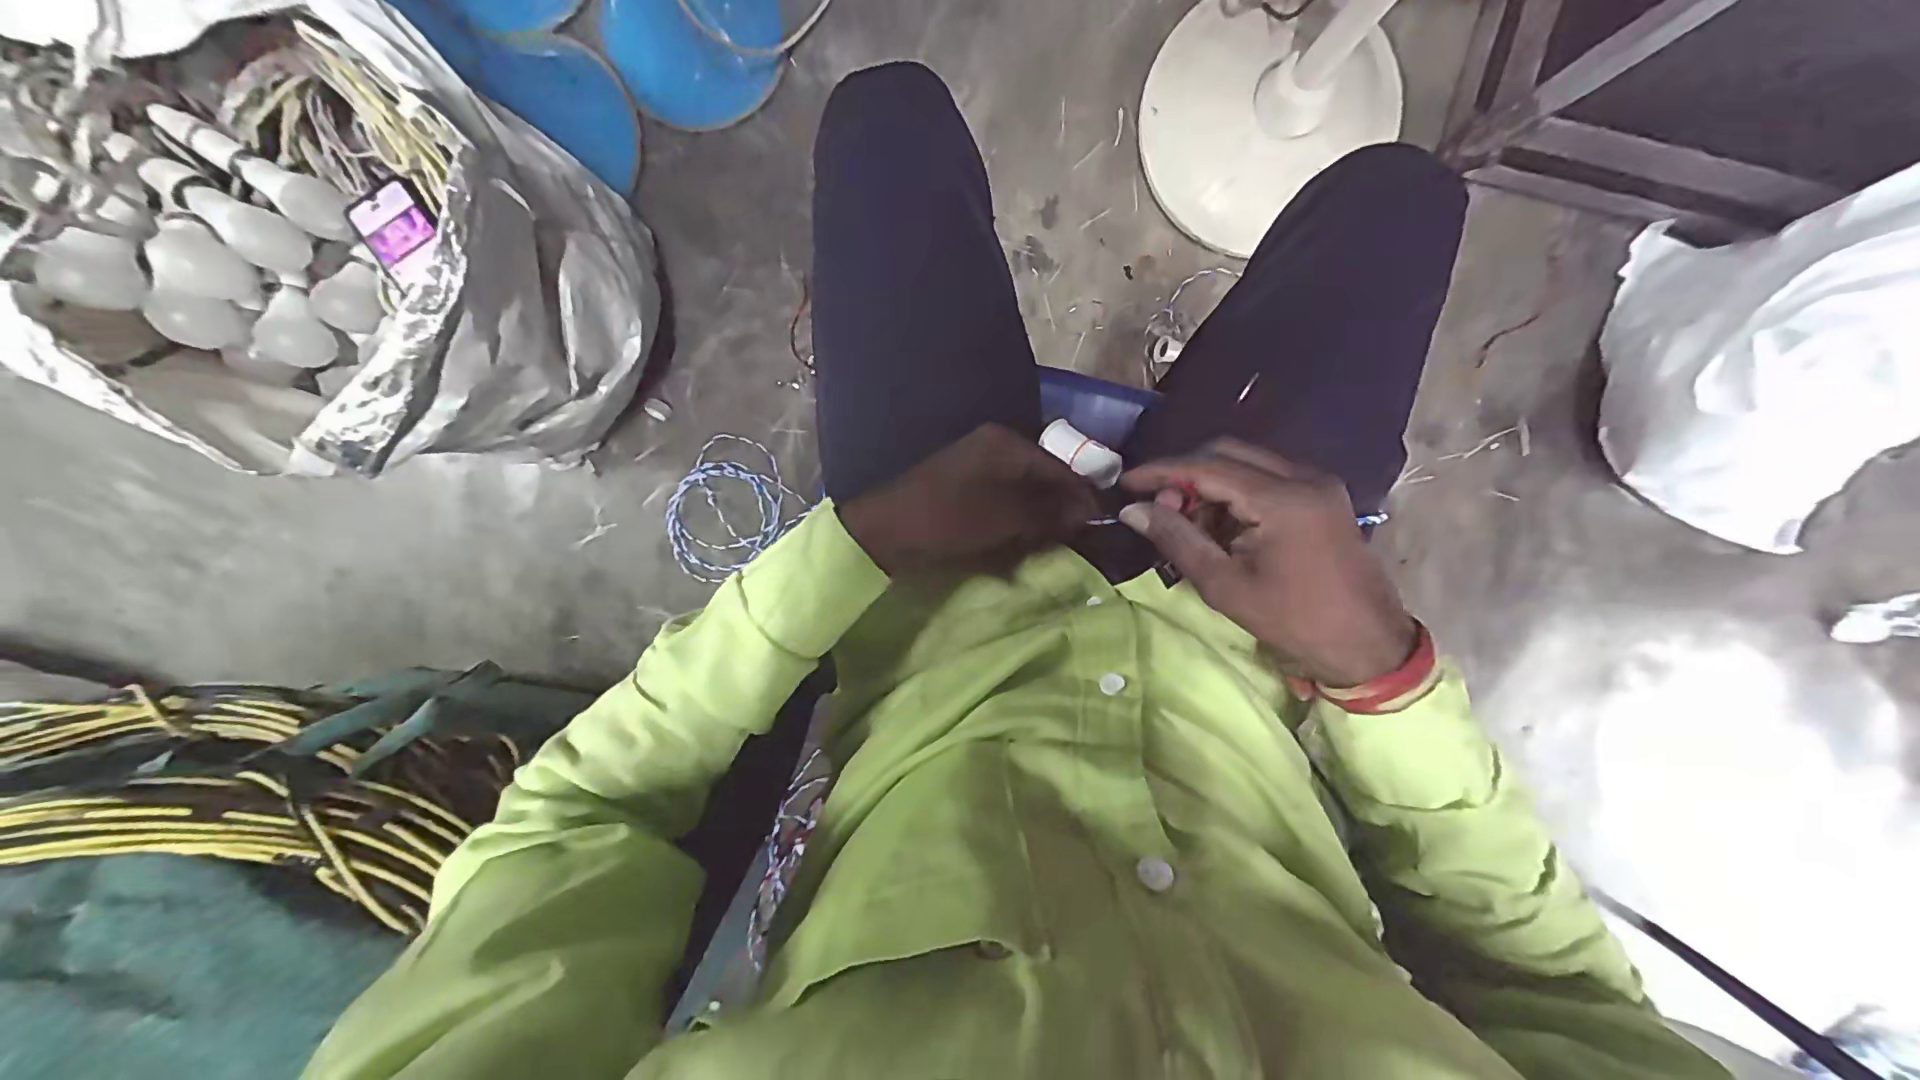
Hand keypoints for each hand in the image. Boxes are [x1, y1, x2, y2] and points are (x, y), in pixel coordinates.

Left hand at [838, 422, 1099, 578]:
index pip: (1058, 467)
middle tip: (1078, 538)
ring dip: (1038, 518)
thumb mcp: (1005, 517)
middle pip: (1042, 478)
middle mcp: (994, 448)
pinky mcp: (964, 491)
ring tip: (1053, 544)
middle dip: (1060, 508)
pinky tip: (1022, 542)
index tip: (1100, 524)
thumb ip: (1049, 512)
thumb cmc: (948, 518)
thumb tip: (1087, 512)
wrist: (885, 533)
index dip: (1081, 496)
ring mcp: (977, 468)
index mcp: (1005, 443)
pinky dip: (1015, 522)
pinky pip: (1003, 504)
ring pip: (1023, 493)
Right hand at [1118, 440, 1415, 686]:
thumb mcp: (1223, 584)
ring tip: (1189, 523)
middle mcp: (1302, 476)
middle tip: (1159, 508)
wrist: (1368, 644)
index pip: (1206, 467)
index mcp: (1281, 498)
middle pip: (1226, 453)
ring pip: (1246, 462)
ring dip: (1209, 483)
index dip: (1160, 471)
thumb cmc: (1292, 620)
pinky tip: (1221, 525)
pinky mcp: (1322, 495)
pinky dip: (1234, 492)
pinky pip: (1266, 476)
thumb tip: (1132, 510)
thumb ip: (1176, 539)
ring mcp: (1317, 483)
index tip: (1126, 483)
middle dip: (1184, 474)